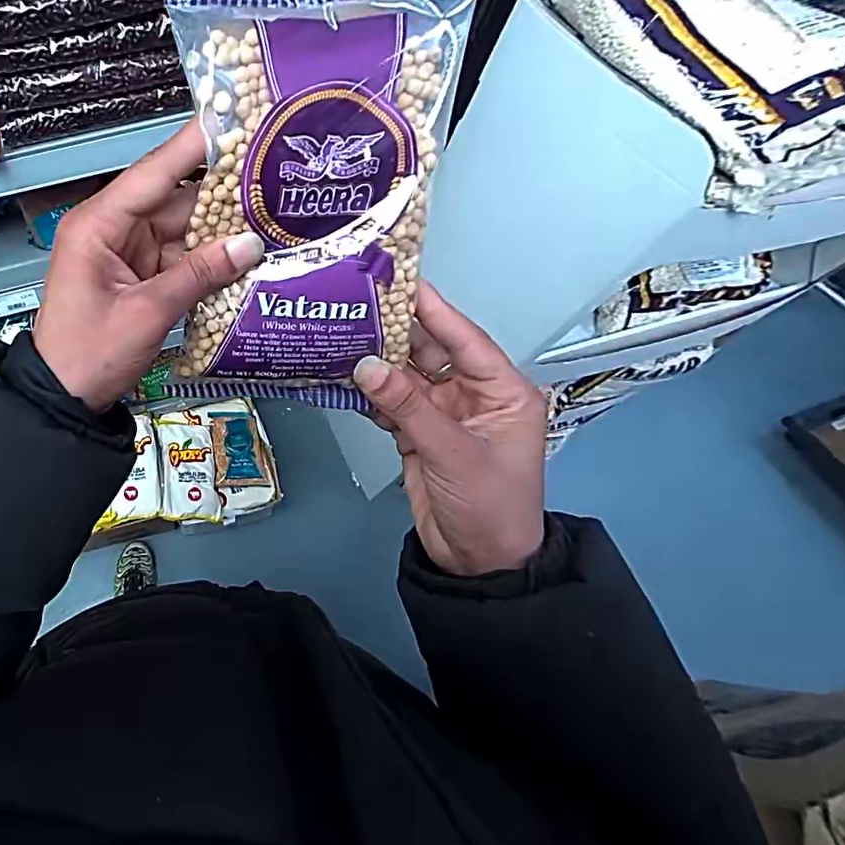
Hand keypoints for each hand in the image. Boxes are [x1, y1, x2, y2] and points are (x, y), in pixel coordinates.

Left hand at [34, 120, 264, 410]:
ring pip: (183, 227)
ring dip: (221, 229)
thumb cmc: (86, 355)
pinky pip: (181, 255)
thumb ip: (200, 274)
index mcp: (99, 225)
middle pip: (175, 198)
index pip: (155, 171)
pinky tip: (245, 254)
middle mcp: (112, 229)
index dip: (196, 144)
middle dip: (223, 193)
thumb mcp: (148, 313)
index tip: (234, 117)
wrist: (63, 396)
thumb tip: (248, 245)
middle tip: (272, 176)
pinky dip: (209, 258)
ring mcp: (127, 251)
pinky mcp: (139, 274)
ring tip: (270, 215)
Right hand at [353, 280, 546, 575]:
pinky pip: (391, 402)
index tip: (402, 280)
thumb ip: (407, 406)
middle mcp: (472, 396)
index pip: (464, 339)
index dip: (433, 310)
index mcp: (501, 392)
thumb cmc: (489, 507)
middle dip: (396, 332)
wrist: (477, 563)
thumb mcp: (452, 452)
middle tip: (357, 304)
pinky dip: (370, 393)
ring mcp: (443, 414)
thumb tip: (364, 364)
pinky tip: (345, 377)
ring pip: (406, 376)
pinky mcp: (419, 433)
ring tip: (342, 335)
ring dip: (377, 362)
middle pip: (431, 353)